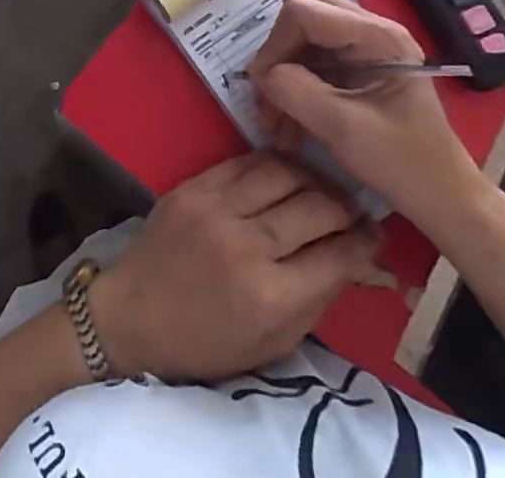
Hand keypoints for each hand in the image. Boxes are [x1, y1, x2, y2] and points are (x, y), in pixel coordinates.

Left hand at [87, 153, 378, 382]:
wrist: (130, 314)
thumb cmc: (204, 341)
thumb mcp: (272, 342)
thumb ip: (319, 299)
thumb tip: (362, 262)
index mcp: (269, 296)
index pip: (338, 256)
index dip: (366, 243)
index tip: (374, 236)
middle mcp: (246, 245)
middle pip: (317, 207)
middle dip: (345, 208)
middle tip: (352, 212)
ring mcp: (215, 209)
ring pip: (284, 172)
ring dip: (313, 178)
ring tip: (321, 189)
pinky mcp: (192, 187)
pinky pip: (245, 161)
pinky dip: (273, 165)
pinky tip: (285, 175)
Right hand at [247, 0, 488, 221]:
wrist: (439, 194)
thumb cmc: (402, 162)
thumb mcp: (344, 129)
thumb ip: (298, 93)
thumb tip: (261, 75)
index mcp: (378, 37)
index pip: (305, 12)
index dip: (275, 44)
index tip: (262, 87)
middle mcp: (370, 29)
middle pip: (302, 11)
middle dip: (276, 52)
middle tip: (268, 93)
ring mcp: (362, 45)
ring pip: (301, 36)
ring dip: (281, 74)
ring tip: (274, 123)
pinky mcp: (354, 64)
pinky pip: (309, 58)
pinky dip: (292, 86)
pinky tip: (288, 124)